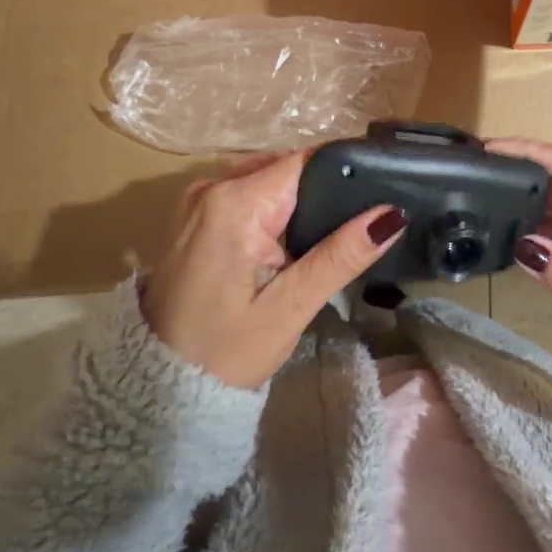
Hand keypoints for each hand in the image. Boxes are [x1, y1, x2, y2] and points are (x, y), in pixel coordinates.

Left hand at [141, 152, 406, 388]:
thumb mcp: (290, 307)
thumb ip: (340, 256)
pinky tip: (291, 241)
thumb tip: (392, 215)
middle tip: (358, 225)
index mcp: (234, 203)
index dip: (344, 174)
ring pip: (267, 179)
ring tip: (331, 235)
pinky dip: (273, 209)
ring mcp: (196, 200)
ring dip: (297, 201)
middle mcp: (210, 187)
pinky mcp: (192, 218)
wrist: (159, 389)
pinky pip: (245, 194)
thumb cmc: (226, 351)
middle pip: (286, 167)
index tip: (378, 192)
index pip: (305, 162)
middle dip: (323, 190)